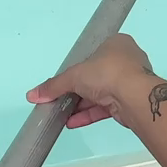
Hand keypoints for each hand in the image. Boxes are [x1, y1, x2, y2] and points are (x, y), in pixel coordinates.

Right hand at [25, 32, 156, 128]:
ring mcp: (130, 81)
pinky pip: (106, 107)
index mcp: (117, 43)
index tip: (67, 80)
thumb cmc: (107, 73)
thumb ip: (54, 85)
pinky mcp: (130, 101)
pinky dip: (89, 114)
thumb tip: (32, 95)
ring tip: (62, 114)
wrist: (135, 97)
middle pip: (96, 76)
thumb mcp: (74, 75)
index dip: (80, 67)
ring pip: (101, 93)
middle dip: (78, 90)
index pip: (94, 54)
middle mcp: (126, 60)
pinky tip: (72, 122)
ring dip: (81, 104)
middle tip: (61, 99)